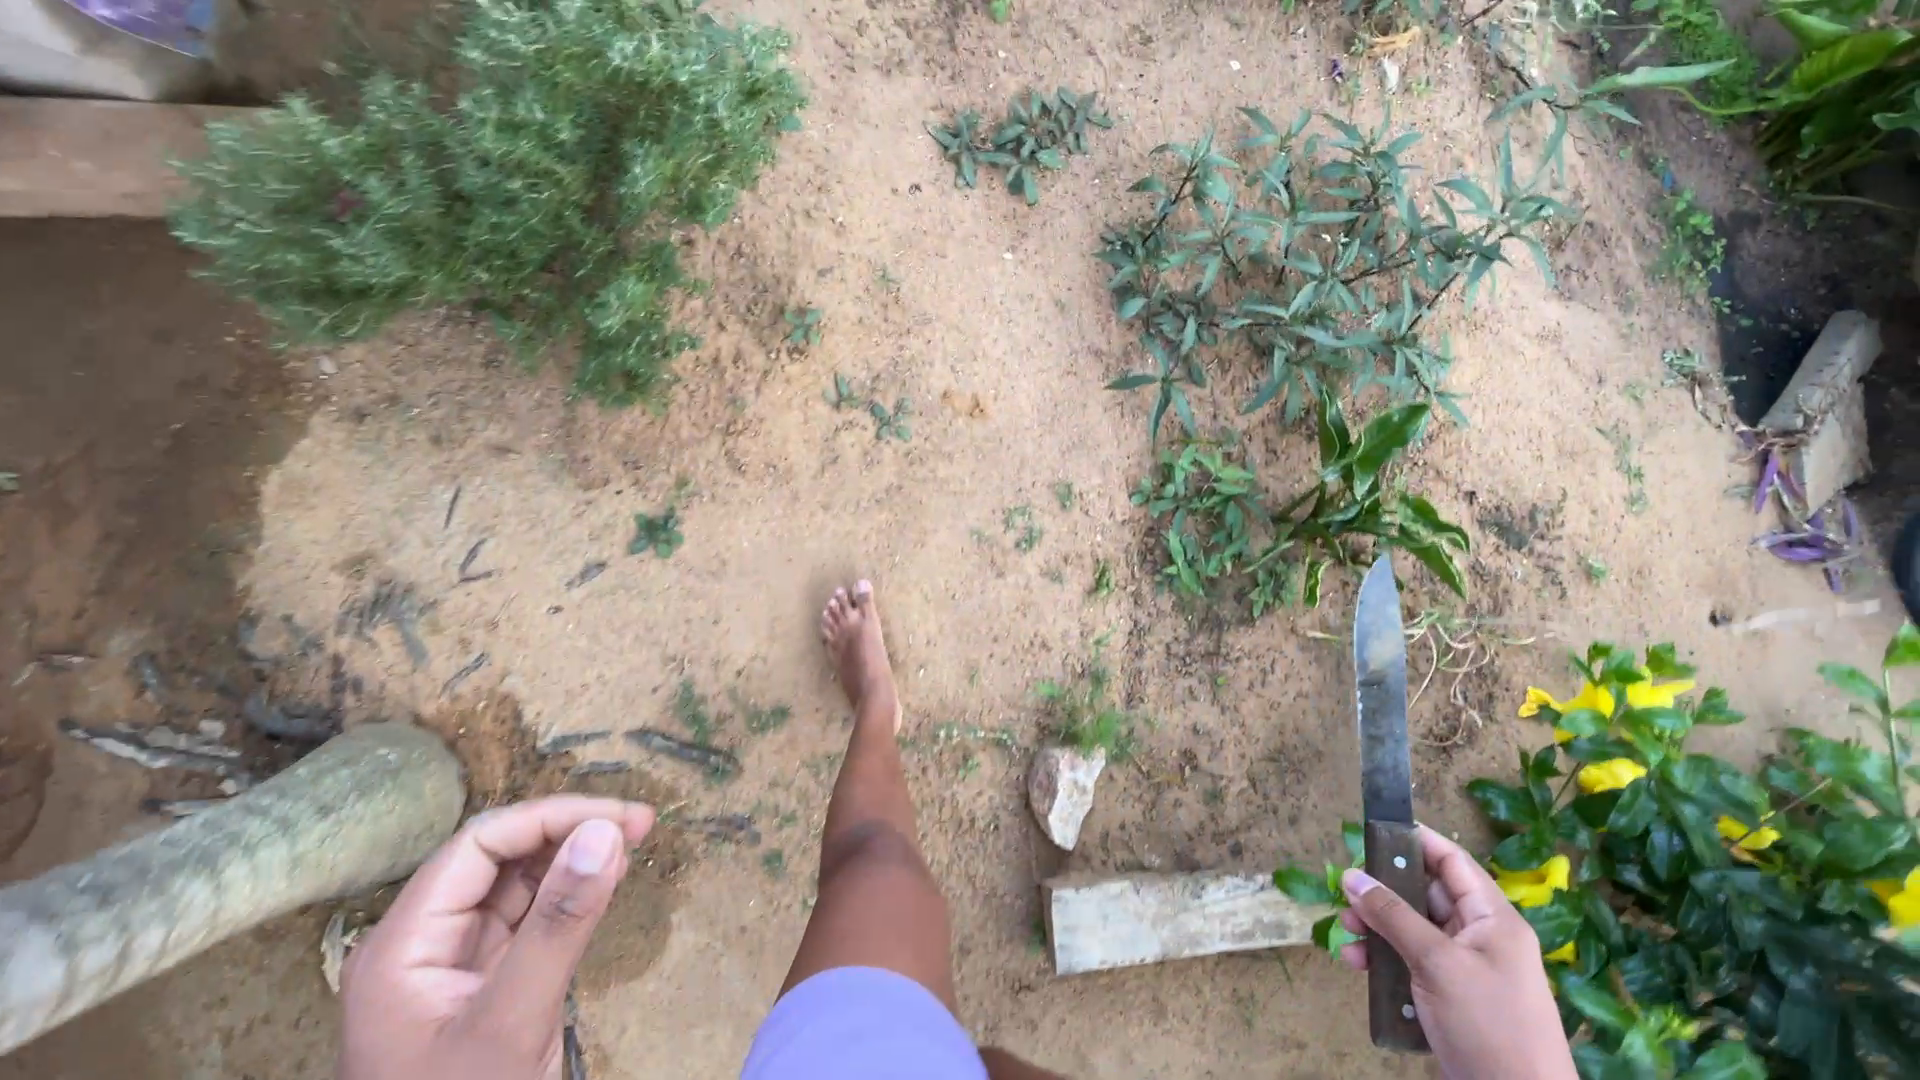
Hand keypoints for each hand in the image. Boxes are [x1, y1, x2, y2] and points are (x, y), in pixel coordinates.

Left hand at [338, 795, 655, 1079]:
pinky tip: (605, 881)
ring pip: (517, 885)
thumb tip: (606, 831)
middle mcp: (426, 941)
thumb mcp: (512, 1022)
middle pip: (498, 858)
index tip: (620, 818)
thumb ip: (558, 925)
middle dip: (567, 831)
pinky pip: (530, 921)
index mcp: (405, 942)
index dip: (550, 819)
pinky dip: (570, 896)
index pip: (479, 846)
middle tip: (639, 824)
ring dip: (573, 857)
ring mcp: (457, 965)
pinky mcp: (489, 985)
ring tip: (632, 841)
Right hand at [1337, 825, 1575, 1079]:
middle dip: (1383, 893)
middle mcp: (1481, 938)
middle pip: (1425, 896)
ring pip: (1412, 931)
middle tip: (1345, 894)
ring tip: (1346, 936)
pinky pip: (1411, 965)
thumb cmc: (1488, 1024)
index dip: (1415, 841)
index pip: (1452, 862)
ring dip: (1376, 930)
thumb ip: (1392, 916)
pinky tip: (1358, 967)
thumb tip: (1351, 875)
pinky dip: (1384, 961)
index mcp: (1493, 919)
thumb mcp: (1437, 963)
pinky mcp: (1450, 998)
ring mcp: (1466, 970)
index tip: (1372, 831)